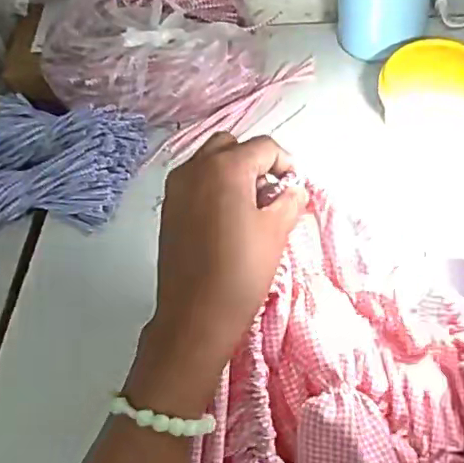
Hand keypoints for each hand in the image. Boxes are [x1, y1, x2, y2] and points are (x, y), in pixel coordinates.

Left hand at [129, 133, 306, 415]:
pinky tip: (229, 222)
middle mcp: (194, 169)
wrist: (196, 316)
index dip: (286, 163)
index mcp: (225, 168)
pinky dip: (215, 189)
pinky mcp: (169, 210)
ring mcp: (176, 189)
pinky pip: (196, 184)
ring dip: (234, 174)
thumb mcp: (276, 234)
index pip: (264, 147)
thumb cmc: (240, 275)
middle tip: (273, 194)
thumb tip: (294, 190)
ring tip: (252, 209)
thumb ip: (289, 201)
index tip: (294, 188)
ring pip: (210, 162)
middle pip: (232, 146)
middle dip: (256, 162)